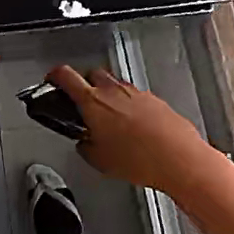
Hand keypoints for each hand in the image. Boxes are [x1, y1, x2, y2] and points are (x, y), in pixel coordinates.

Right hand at [47, 66, 214, 192]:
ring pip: (115, 85)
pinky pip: (136, 97)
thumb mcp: (98, 160)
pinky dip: (130, 106)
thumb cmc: (140, 159)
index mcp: (92, 100)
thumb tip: (85, 144)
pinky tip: (134, 127)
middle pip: (92, 74)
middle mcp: (113, 90)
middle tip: (82, 101)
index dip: (55, 75)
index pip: (66, 75)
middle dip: (84, 83)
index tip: (52, 79)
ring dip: (109, 95)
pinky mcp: (155, 101)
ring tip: (110, 119)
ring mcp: (136, 93)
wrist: (180, 160)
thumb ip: (85, 146)